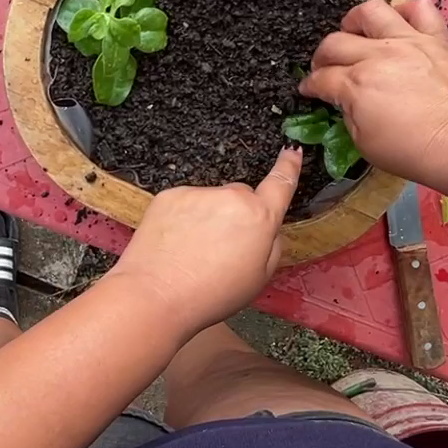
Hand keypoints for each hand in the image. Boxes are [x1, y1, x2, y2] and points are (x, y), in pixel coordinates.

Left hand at [106, 148, 302, 333]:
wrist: (155, 296)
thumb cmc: (210, 296)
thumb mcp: (259, 279)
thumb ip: (271, 247)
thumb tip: (268, 230)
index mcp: (259, 218)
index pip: (280, 184)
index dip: (288, 167)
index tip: (292, 152)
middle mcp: (231, 197)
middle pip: (241, 198)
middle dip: (237, 216)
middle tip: (221, 251)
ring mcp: (198, 194)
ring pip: (210, 202)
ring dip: (207, 219)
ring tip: (193, 254)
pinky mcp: (170, 196)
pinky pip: (185, 204)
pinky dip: (182, 220)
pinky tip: (174, 246)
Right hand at [300, 0, 447, 185]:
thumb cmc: (414, 152)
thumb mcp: (365, 144)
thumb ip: (349, 115)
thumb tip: (346, 100)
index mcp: (356, 84)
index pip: (321, 79)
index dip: (310, 86)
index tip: (308, 90)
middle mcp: (378, 55)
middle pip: (335, 42)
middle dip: (322, 57)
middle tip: (325, 68)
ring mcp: (409, 42)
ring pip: (370, 11)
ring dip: (354, 21)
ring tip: (354, 33)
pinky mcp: (436, 39)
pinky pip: (419, 8)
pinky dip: (405, 11)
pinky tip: (398, 25)